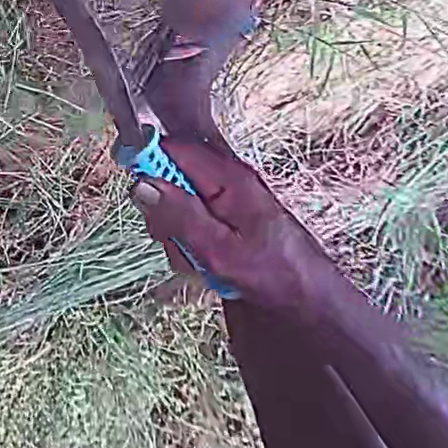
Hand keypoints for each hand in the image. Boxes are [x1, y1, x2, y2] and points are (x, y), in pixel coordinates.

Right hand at [129, 139, 332, 316]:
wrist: (310, 300)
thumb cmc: (272, 274)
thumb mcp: (218, 249)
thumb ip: (178, 215)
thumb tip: (141, 184)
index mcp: (227, 177)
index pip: (173, 147)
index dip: (147, 162)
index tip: (137, 193)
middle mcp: (225, 179)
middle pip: (170, 175)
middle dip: (160, 208)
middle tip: (172, 239)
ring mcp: (225, 197)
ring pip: (176, 201)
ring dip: (174, 231)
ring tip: (196, 259)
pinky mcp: (225, 215)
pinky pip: (191, 218)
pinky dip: (188, 240)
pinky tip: (204, 262)